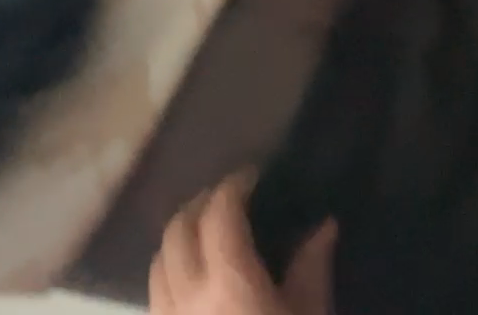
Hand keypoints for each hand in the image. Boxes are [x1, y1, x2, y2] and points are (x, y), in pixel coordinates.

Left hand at [149, 172, 336, 314]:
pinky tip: (198, 278)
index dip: (233, 187)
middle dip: (201, 205)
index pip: (218, 215)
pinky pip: (155, 297)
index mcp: (231, 283)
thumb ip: (311, 267)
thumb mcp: (312, 314)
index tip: (254, 176)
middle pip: (177, 232)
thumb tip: (322, 227)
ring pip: (157, 264)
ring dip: (181, 237)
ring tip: (211, 232)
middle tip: (231, 197)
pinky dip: (171, 271)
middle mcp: (188, 299)